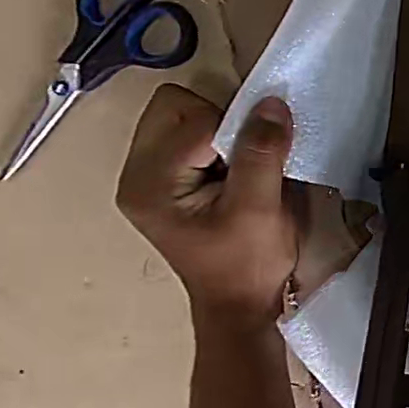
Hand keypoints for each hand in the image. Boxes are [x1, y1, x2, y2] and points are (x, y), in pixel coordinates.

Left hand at [117, 84, 297, 325]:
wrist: (240, 306)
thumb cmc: (249, 263)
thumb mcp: (261, 208)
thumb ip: (262, 153)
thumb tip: (272, 102)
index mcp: (149, 182)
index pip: (194, 118)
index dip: (237, 130)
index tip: (264, 160)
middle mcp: (136, 173)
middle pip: (175, 107)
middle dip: (222, 124)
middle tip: (248, 162)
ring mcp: (148, 177)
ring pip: (183, 118)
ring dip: (222, 135)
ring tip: (242, 173)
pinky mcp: (165, 183)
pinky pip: (190, 137)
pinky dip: (219, 146)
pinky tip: (235, 177)